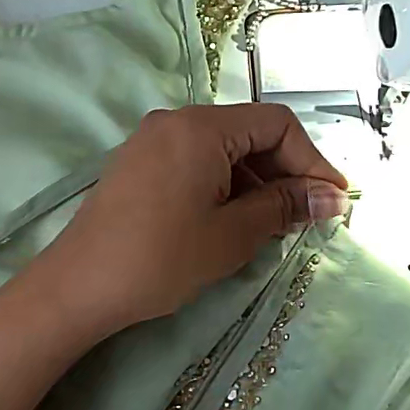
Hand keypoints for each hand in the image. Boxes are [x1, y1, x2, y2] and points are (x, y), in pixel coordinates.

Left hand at [30, 104, 349, 334]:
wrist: (77, 287)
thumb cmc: (159, 259)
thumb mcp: (231, 234)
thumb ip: (284, 206)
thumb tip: (332, 196)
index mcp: (200, 127)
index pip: (276, 124)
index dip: (312, 160)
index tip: (333, 200)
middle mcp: (175, 121)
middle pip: (249, 133)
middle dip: (285, 172)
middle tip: (308, 216)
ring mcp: (152, 141)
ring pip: (223, 149)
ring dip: (255, 182)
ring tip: (273, 225)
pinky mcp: (139, 163)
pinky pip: (196, 161)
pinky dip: (224, 185)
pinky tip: (234, 219)